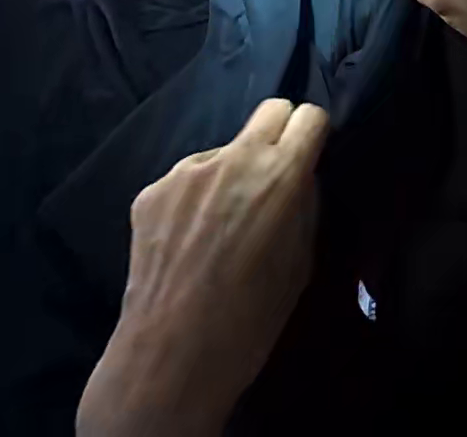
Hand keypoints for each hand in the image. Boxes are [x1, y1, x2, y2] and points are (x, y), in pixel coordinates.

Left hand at [78, 99, 329, 436]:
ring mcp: (187, 168)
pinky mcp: (153, 186)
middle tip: (274, 172)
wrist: (167, 358)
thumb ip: (306, 205)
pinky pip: (188, 178)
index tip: (309, 152)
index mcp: (279, 174)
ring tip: (218, 225)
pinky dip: (195, 198)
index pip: (309, 115)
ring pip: (225, 150)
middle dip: (280, 132)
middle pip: (270, 108)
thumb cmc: (250, 319)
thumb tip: (304, 174)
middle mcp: (234, 156)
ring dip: (231, 173)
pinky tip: (187, 238)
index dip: (314, 133)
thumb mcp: (301, 264)